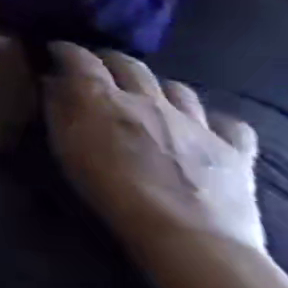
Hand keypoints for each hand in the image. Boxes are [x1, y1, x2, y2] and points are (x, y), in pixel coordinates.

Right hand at [44, 43, 264, 256]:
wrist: (189, 237)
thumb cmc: (112, 191)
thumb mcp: (67, 148)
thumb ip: (58, 109)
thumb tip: (52, 80)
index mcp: (104, 96)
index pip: (79, 56)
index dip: (66, 50)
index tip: (56, 51)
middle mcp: (148, 98)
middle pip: (129, 63)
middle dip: (111, 61)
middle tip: (101, 71)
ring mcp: (195, 122)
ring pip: (178, 88)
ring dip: (161, 89)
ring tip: (153, 101)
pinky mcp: (234, 150)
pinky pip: (231, 124)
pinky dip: (217, 123)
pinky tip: (208, 130)